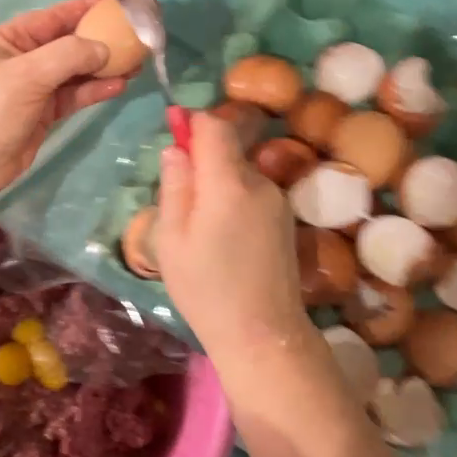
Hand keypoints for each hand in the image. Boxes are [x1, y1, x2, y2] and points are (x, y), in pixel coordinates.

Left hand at [0, 0, 128, 196]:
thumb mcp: (28, 74)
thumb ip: (68, 55)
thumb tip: (104, 49)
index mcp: (9, 39)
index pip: (54, 16)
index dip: (85, 6)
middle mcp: (23, 58)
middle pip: (69, 42)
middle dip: (101, 39)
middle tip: (136, 35)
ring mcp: (35, 86)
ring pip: (76, 70)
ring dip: (103, 67)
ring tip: (136, 63)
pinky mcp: (44, 112)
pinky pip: (75, 94)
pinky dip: (94, 89)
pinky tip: (119, 86)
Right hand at [154, 111, 306, 351]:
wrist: (262, 334)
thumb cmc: (205, 288)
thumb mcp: (172, 239)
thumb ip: (175, 187)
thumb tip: (177, 150)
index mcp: (228, 183)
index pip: (215, 127)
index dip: (193, 122)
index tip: (173, 129)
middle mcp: (259, 183)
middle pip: (228, 151)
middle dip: (201, 160)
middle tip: (175, 197)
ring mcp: (277, 202)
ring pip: (239, 174)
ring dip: (216, 184)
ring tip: (196, 228)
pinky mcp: (285, 221)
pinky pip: (251, 195)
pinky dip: (231, 202)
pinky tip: (220, 240)